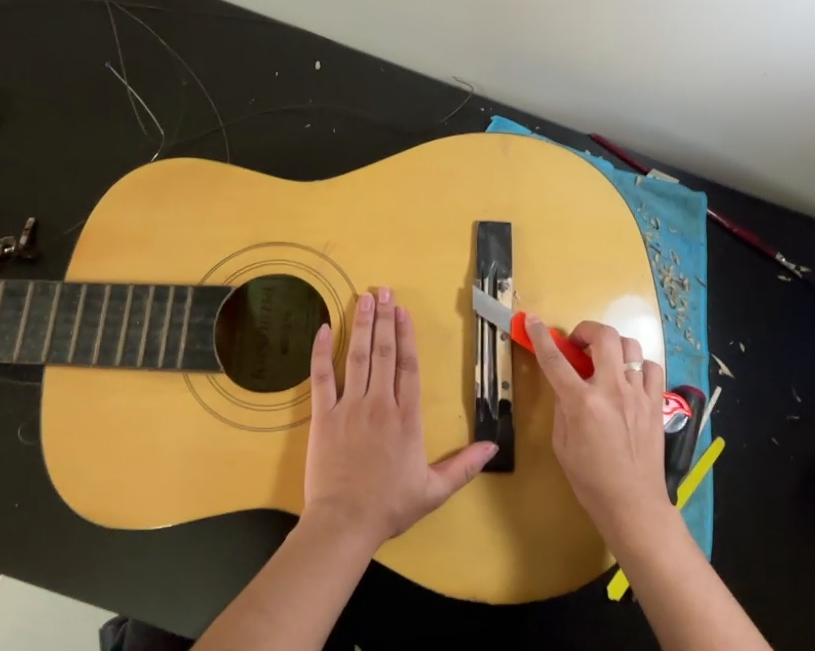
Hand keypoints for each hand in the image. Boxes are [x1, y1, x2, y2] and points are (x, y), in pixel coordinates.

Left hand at [302, 286, 496, 545]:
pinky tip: (323, 328)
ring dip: (361, 325)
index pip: (408, 366)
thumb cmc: (390, 506)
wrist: (344, 523)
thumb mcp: (434, 490)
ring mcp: (349, 407)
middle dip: (385, 318)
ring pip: (356, 357)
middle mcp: (380, 404)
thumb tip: (494, 446)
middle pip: (384, 352)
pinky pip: (321, 377)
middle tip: (383, 290)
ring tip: (364, 298)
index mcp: (407, 418)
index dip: (407, 335)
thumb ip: (464, 465)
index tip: (403, 311)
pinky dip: (320, 351)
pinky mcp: (323, 416)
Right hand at [526, 316, 673, 541]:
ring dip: (613, 347)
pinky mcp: (656, 403)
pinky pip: (651, 368)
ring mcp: (638, 394)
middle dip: (586, 330)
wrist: (633, 504)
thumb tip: (565, 384)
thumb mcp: (561, 444)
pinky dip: (638, 366)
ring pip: (630, 346)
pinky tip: (629, 379)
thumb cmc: (589, 480)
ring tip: (605, 361)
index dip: (541, 336)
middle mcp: (611, 390)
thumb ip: (562, 407)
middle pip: (603, 337)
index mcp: (582, 403)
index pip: (555, 360)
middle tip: (578, 345)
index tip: (533, 321)